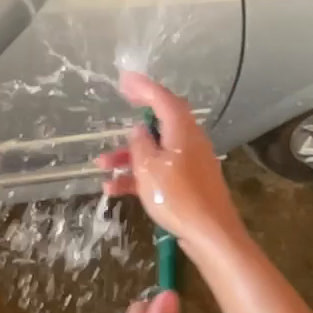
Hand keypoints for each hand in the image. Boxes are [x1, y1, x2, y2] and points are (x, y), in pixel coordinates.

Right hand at [95, 72, 245, 251]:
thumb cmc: (177, 196)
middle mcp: (189, 141)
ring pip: (157, 150)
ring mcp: (191, 162)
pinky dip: (140, 176)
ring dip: (130, 156)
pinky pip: (161, 171)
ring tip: (102, 166)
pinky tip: (115, 189)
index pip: (162, 98)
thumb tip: (140, 130)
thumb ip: (140, 145)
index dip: (143, 87)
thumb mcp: (149, 168)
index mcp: (182, 130)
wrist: (210, 233)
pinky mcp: (189, 183)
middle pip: (161, 123)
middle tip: (121, 105)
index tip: (124, 79)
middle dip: (136, 122)